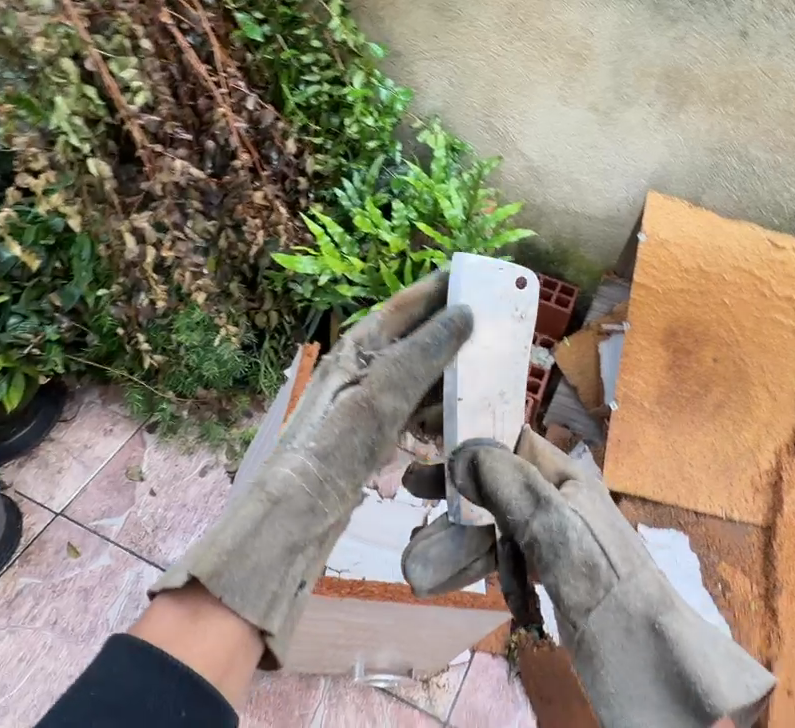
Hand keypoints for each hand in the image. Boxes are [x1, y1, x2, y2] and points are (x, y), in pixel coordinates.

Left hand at [148, 272, 472, 667]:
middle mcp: (364, 365)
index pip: (408, 303)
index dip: (443, 286)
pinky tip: (462, 413)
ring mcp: (369, 399)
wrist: (293, 519)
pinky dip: (440, 404)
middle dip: (455, 327)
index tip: (483, 275)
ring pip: (421, 371)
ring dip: (452, 367)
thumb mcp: (382, 395)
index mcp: (359, 346)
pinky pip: (417, 405)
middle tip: (501, 323)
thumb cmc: (334, 449)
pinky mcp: (375, 432)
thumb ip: (424, 352)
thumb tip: (466, 312)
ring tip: (492, 365)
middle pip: (417, 335)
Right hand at [401, 427, 774, 727]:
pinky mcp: (555, 577)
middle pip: (497, 485)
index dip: (471, 438)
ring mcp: (557, 541)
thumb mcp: (552, 524)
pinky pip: (509, 562)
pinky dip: (480, 571)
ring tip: (415, 566)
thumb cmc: (601, 579)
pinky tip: (451, 584)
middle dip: (455, 495)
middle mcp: (561, 501)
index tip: (428, 438)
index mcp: (566, 477)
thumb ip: (509, 485)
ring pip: (497, 529)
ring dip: (457, 543)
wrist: (650, 657)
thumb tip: (465, 452)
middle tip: (412, 492)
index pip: (511, 440)